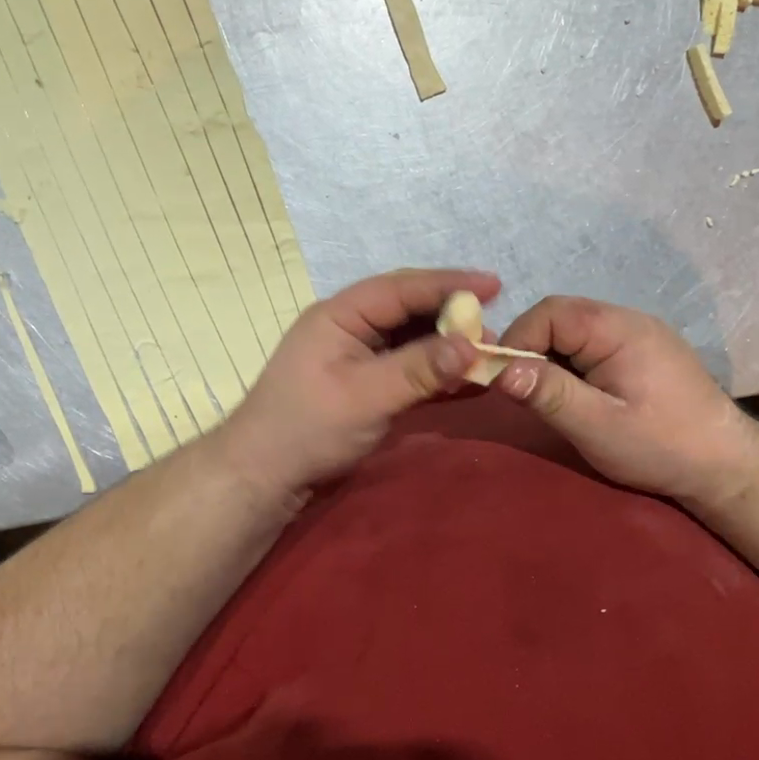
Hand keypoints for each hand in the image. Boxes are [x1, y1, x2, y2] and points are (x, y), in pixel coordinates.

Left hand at [213, 269, 498, 506]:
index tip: (494, 284)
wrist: (263, 475)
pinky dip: (432, 372)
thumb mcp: (366, 396)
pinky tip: (463, 379)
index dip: (448, 284)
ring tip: (484, 352)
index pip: (401, 288)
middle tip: (493, 324)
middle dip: (450, 314)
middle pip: (407, 309)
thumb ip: (419, 369)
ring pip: (408, 339)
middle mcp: (347, 327)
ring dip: (444, 345)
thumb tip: (472, 346)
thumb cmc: (308, 428)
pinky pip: (404, 367)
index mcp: (340, 314)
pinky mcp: (361, 384)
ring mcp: (353, 356)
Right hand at [493, 296, 758, 502]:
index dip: (518, 339)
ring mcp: (639, 336)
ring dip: (552, 360)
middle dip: (532, 349)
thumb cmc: (662, 447)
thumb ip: (549, 395)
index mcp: (619, 329)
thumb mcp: (597, 427)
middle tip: (520, 392)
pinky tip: (576, 398)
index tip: (501, 379)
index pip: (550, 312)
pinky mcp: (644, 354)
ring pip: (575, 332)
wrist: (728, 466)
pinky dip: (572, 366)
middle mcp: (629, 321)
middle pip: (561, 317)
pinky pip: (593, 346)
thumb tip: (498, 370)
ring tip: (546, 399)